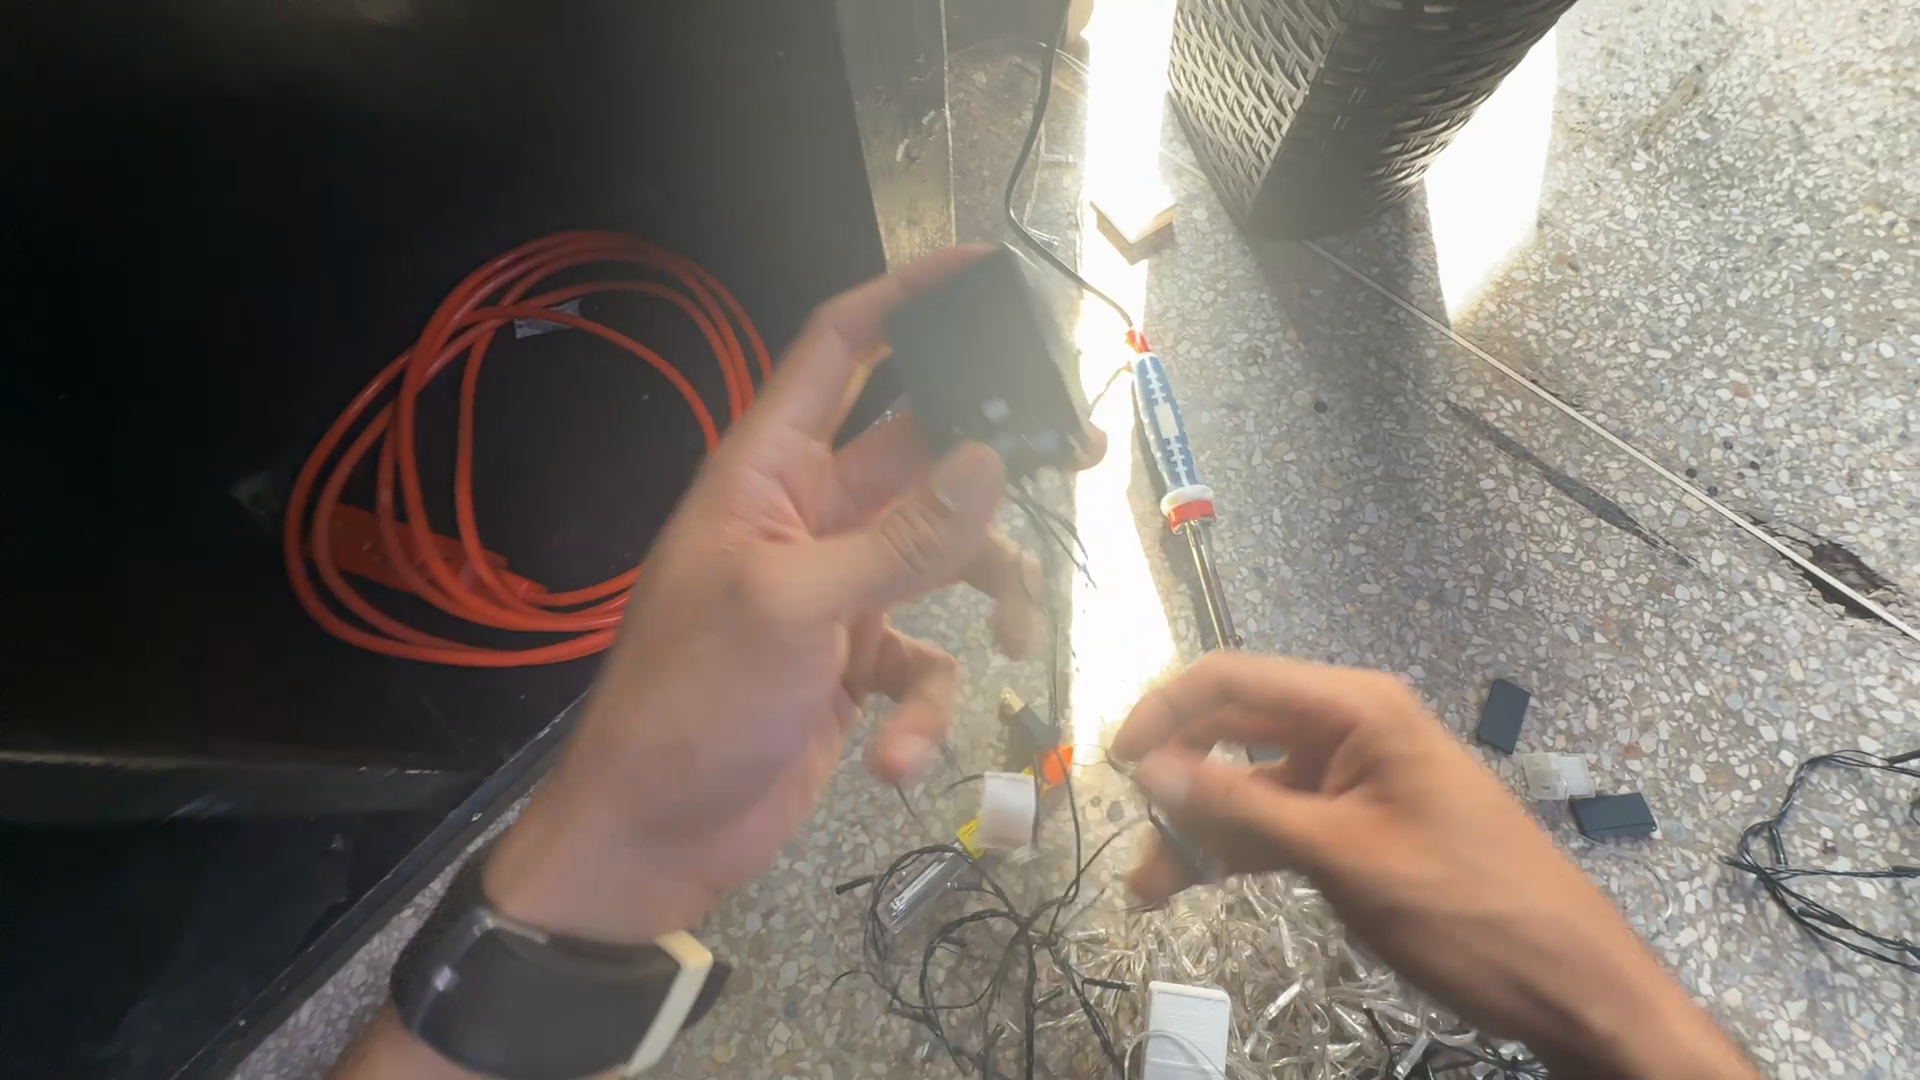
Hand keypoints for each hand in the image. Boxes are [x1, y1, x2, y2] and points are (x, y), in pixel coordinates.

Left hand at [482, 245, 1101, 944]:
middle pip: (925, 452)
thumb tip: (992, 463)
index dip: (904, 299)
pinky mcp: (862, 658)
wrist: (653, 835)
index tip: (978, 270)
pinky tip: (898, 755)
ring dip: (991, 592)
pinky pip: (925, 660)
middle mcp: (815, 514)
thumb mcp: (794, 609)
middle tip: (1076, 450)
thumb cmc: (693, 704)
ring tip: (1021, 636)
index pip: (840, 350)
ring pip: (948, 555)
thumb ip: (899, 538)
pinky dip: (926, 708)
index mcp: (774, 471)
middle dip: (997, 453)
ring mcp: (845, 586)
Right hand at [1115, 653, 1756, 1079]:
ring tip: (1150, 883)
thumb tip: (1149, 768)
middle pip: (1231, 731)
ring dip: (1199, 828)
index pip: (1232, 679)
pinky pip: (1274, 820)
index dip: (1166, 709)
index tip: (1121, 757)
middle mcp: (1343, 726)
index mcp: (1352, 706)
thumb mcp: (1341, 854)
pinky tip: (1194, 880)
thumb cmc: (1468, 908)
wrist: (1582, 992)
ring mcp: (1345, 775)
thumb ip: (1239, 806)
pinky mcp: (1350, 819)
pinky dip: (1235, 848)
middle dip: (1177, 779)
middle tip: (1134, 825)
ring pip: (1246, 784)